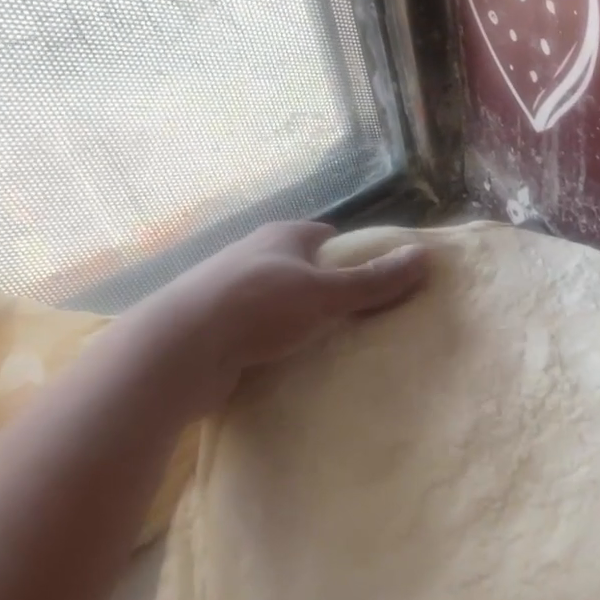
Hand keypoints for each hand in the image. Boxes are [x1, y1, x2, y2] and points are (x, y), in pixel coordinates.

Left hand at [116, 221, 428, 414]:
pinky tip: (280, 363)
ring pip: (273, 300)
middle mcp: (253, 255)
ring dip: (292, 318)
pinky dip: (267, 342)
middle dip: (322, 289)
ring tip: (321, 345)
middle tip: (353, 319)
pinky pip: (251, 330)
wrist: (174, 350)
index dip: (349, 256)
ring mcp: (226, 291)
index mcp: (282, 236)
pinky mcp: (209, 327)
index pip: (325, 237)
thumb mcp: (326, 294)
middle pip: (300, 268)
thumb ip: (374, 280)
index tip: (370, 284)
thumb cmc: (257, 308)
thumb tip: (425, 256)